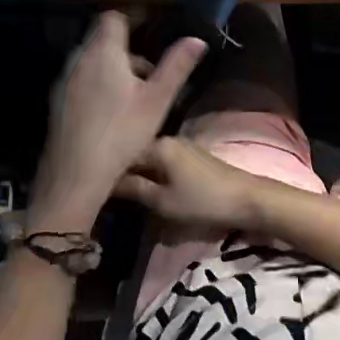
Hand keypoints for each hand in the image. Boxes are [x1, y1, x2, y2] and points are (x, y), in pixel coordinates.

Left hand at [32, 13, 205, 232]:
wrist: (75, 173)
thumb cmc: (122, 133)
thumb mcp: (157, 100)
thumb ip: (176, 66)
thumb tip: (197, 40)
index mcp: (103, 52)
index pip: (113, 17)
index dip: (132, 17)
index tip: (150, 25)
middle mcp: (79, 59)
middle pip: (102, 39)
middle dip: (126, 47)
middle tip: (150, 69)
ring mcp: (65, 80)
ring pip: (92, 60)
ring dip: (113, 66)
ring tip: (136, 92)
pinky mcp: (58, 100)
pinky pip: (82, 78)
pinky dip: (99, 81)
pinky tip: (113, 109)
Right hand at [112, 137, 270, 233]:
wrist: (246, 198)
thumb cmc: (202, 201)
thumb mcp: (162, 201)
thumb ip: (133, 189)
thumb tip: (105, 183)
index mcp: (157, 145)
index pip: (121, 155)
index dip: (106, 172)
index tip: (93, 187)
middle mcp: (167, 139)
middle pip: (135, 155)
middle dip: (121, 172)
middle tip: (106, 194)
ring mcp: (181, 146)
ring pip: (149, 159)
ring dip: (137, 174)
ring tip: (123, 193)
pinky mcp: (190, 156)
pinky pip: (162, 162)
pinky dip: (152, 174)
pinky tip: (147, 188)